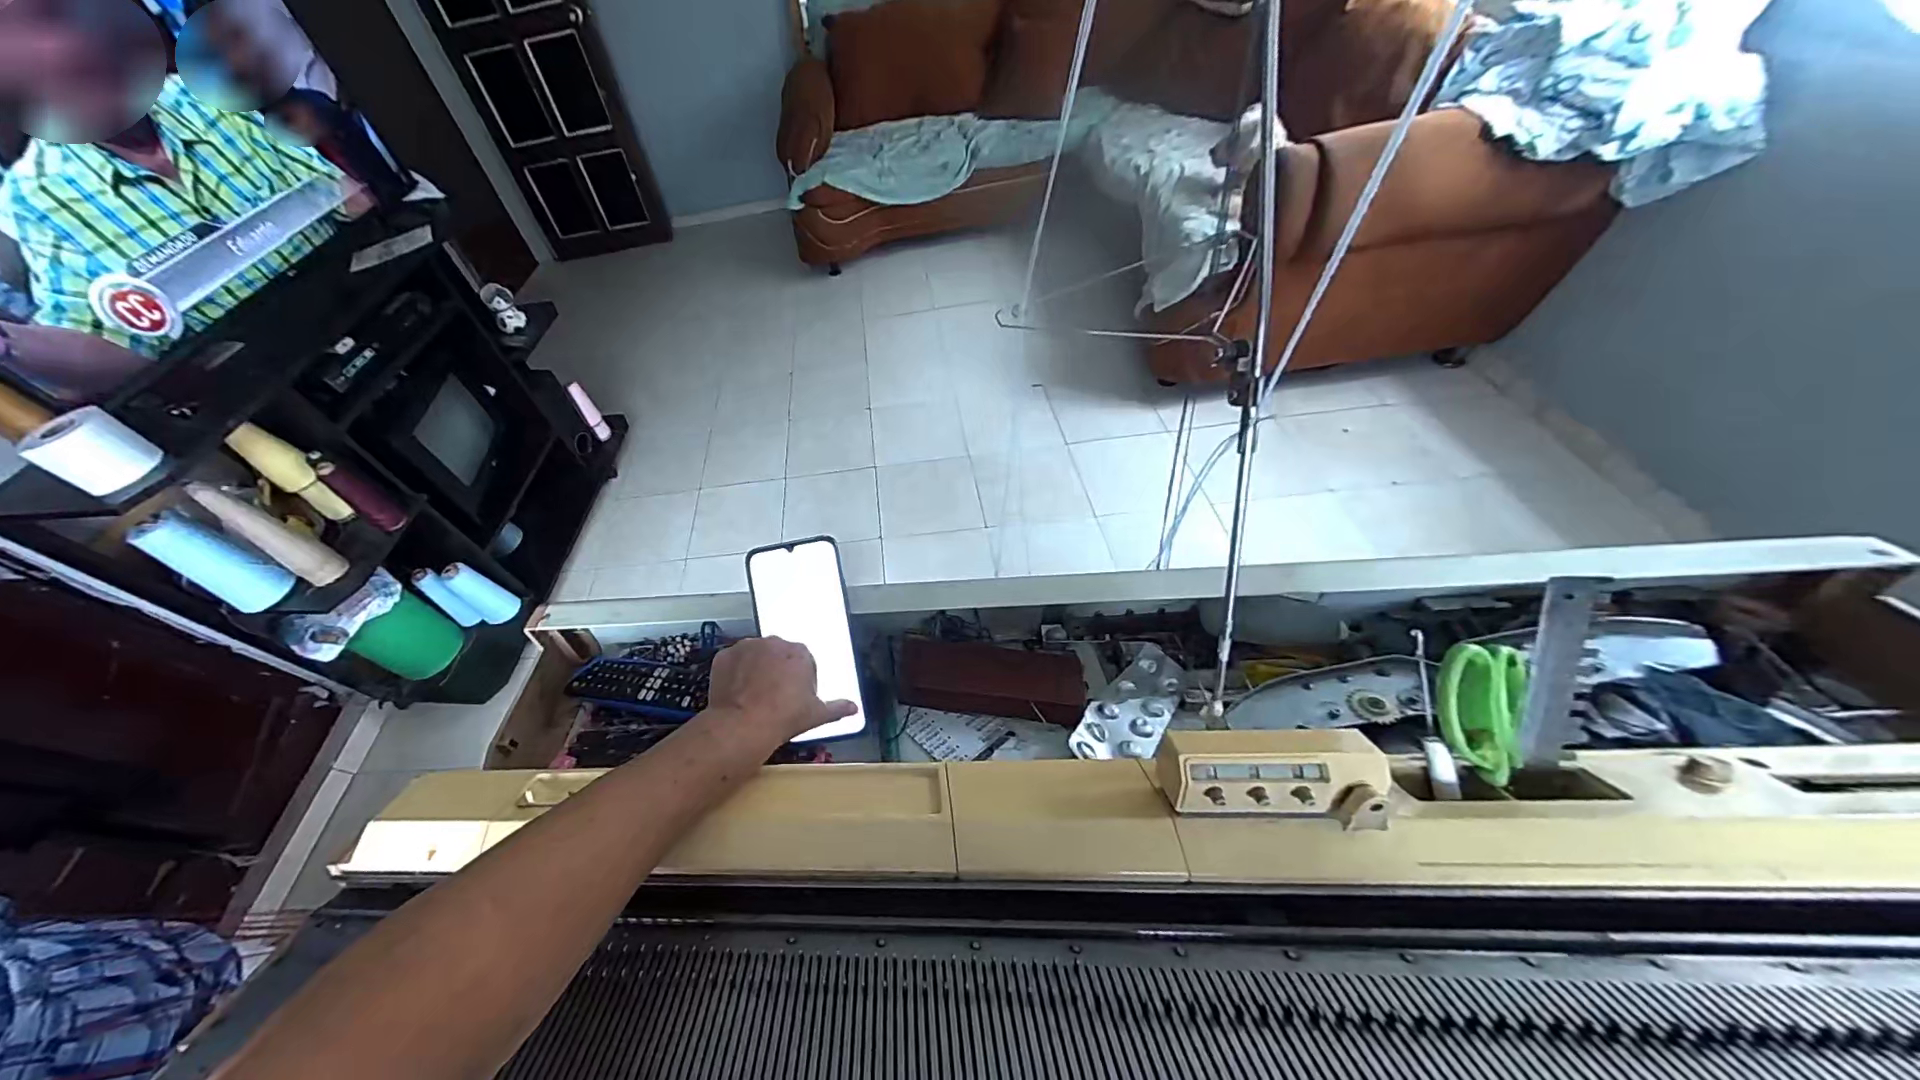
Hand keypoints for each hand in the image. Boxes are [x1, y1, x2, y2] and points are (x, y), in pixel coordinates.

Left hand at [706, 637, 855, 741]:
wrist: (743, 725)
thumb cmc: (785, 717)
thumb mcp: (817, 714)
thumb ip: (838, 708)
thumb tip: (854, 708)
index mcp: (799, 652)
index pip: (803, 661)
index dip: (799, 680)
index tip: (794, 699)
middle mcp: (774, 642)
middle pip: (778, 655)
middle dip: (777, 671)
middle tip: (774, 698)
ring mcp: (746, 647)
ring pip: (755, 656)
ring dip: (755, 669)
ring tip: (753, 696)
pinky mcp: (724, 656)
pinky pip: (733, 662)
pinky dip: (734, 673)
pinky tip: (736, 692)